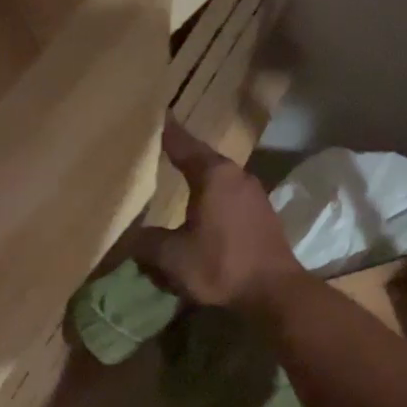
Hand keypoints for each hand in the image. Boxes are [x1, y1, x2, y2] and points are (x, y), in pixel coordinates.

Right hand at [130, 121, 305, 313]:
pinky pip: (229, 201)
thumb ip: (147, 243)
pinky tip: (202, 217)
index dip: (167, 133)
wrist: (274, 291)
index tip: (158, 115)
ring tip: (180, 187)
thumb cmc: (221, 265)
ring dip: (200, 185)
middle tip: (162, 153)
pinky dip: (212, 204)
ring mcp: (254, 196)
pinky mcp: (262, 217)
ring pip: (218, 183)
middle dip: (183, 159)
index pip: (184, 145)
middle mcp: (237, 177)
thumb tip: (133, 238)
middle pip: (204, 161)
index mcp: (214, 175)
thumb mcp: (172, 257)